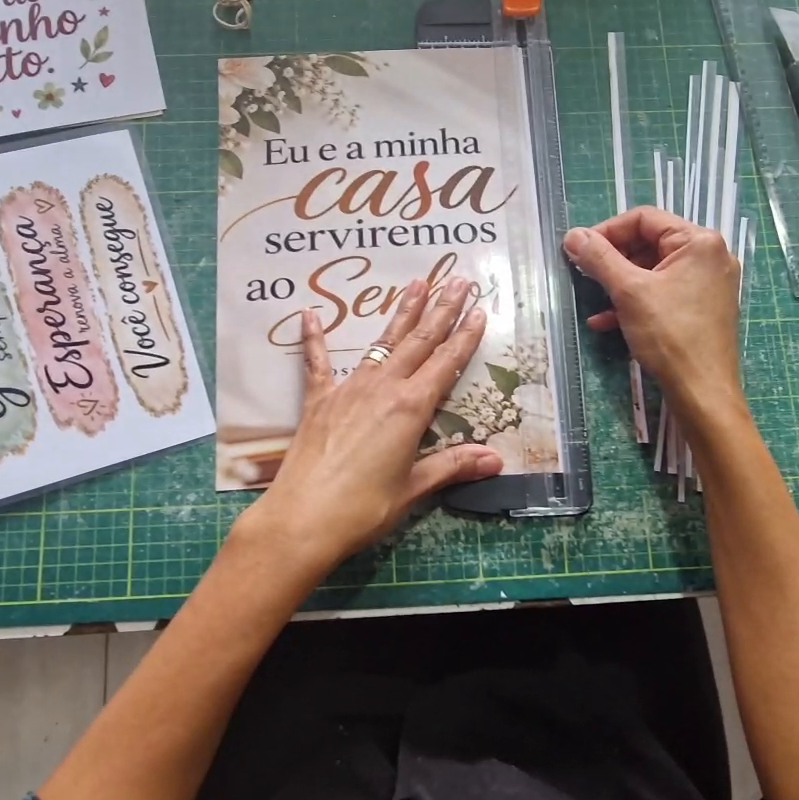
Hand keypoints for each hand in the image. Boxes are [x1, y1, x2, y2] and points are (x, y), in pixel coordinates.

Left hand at [242, 277, 502, 573]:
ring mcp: (348, 390)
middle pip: (419, 342)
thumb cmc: (364, 508)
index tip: (480, 309)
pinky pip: (318, 363)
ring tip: (417, 283)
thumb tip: (496, 459)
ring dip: (402, 313)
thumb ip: (452, 466)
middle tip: (459, 280)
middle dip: (442, 310)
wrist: (302, 519)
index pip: (446, 363)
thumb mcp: (414, 488)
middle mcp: (383, 389)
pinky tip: (309, 313)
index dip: (465, 337)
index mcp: (411, 408)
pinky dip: (314, 339)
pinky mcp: (318, 401)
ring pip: (382, 343)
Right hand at [564, 207, 743, 407]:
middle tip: (584, 274)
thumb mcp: (629, 292)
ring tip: (593, 300)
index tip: (579, 251)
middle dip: (613, 260)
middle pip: (649, 243)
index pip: (644, 219)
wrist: (703, 392)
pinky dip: (635, 303)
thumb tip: (573, 236)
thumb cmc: (669, 335)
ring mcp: (708, 284)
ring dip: (619, 284)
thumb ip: (599, 259)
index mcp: (699, 241)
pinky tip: (607, 322)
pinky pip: (663, 293)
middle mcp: (709, 256)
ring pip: (653, 271)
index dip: (607, 231)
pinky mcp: (703, 309)